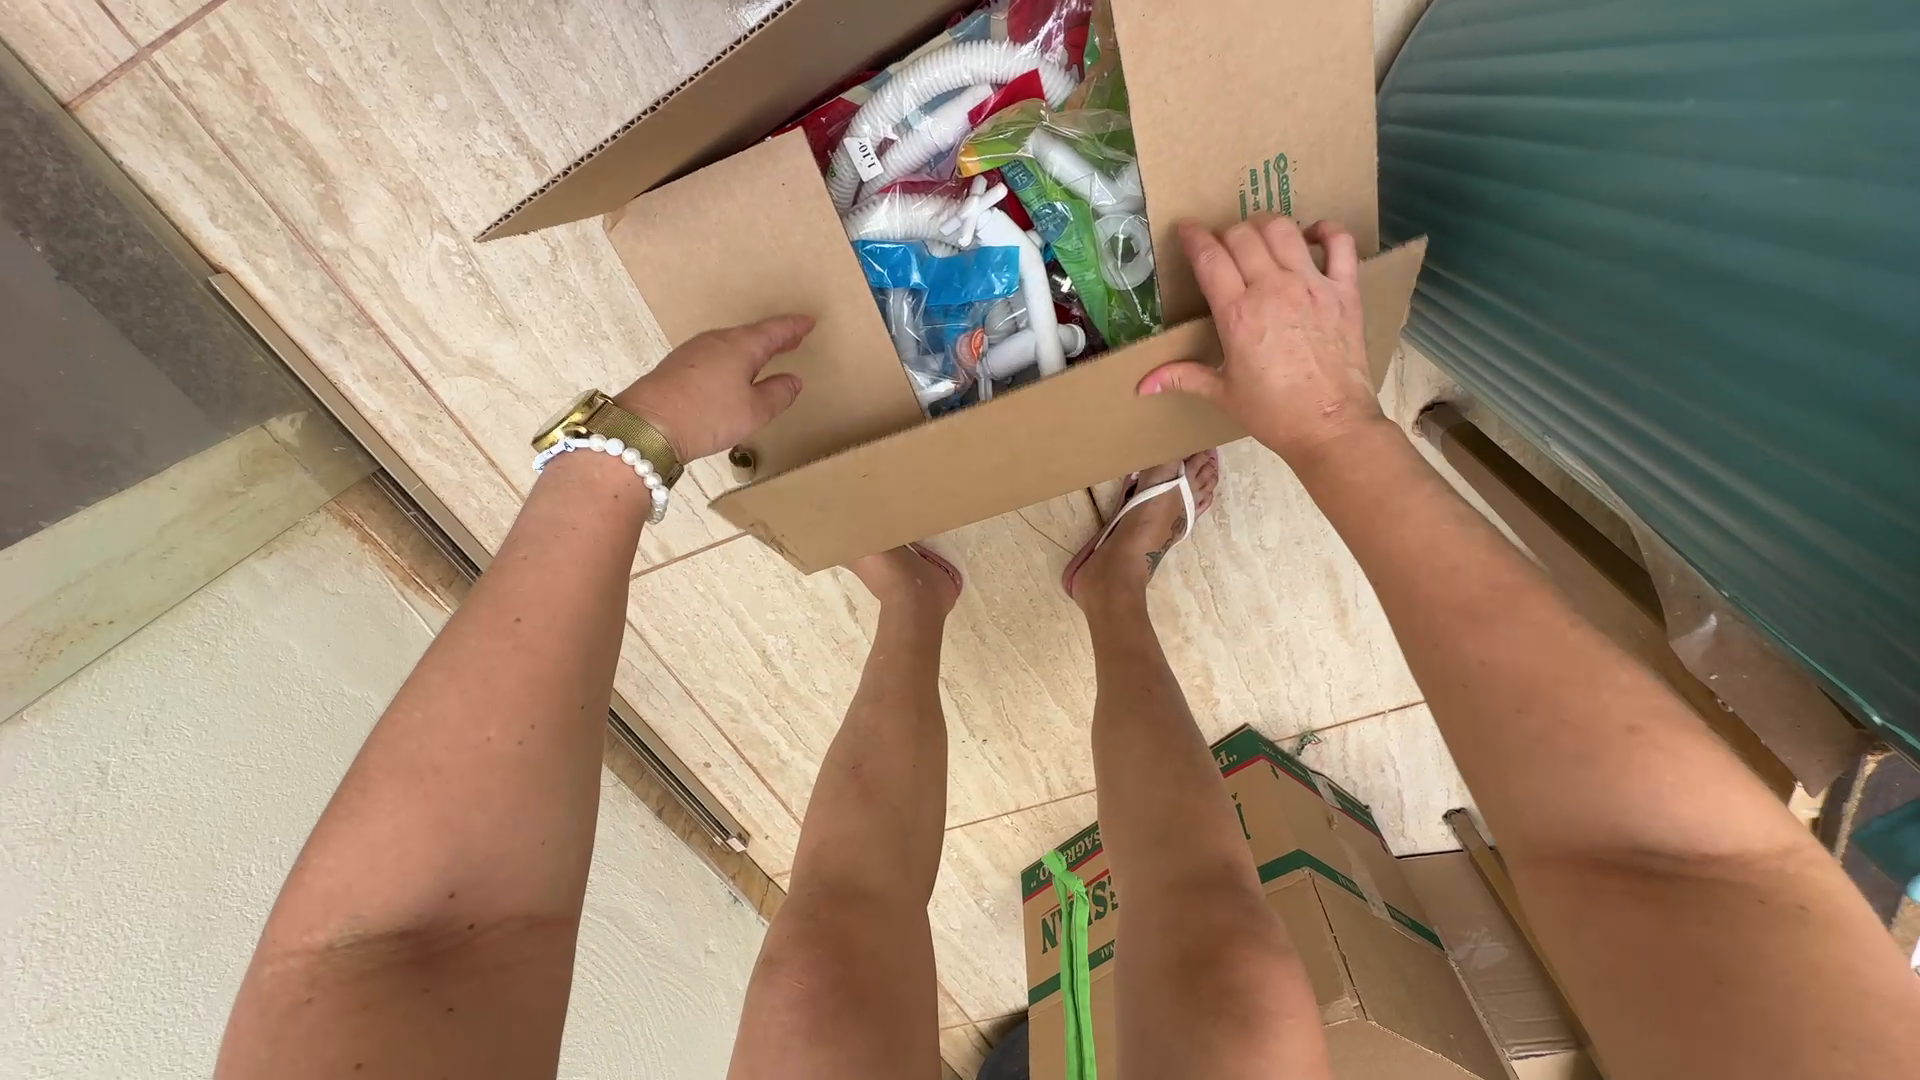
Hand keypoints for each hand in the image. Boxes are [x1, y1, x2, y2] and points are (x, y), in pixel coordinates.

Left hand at [614, 315, 812, 462]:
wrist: (648, 425)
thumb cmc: (707, 415)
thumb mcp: (754, 411)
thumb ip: (778, 394)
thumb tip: (793, 381)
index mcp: (741, 346)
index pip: (774, 331)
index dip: (793, 327)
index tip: (808, 322)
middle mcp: (717, 341)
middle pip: (751, 334)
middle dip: (774, 337)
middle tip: (793, 337)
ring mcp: (694, 352)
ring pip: (731, 344)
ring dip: (752, 348)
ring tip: (767, 354)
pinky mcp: (678, 367)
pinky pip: (714, 355)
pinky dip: (732, 358)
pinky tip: (733, 371)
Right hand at [1139, 215, 1386, 463]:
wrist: (1330, 425)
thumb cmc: (1273, 413)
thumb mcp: (1222, 393)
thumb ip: (1182, 377)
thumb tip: (1142, 386)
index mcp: (1237, 315)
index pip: (1210, 258)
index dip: (1194, 238)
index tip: (1187, 230)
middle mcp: (1273, 290)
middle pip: (1243, 236)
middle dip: (1226, 233)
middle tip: (1221, 246)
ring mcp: (1311, 286)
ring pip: (1283, 230)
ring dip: (1265, 225)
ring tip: (1257, 236)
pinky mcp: (1344, 291)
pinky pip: (1339, 242)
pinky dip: (1325, 230)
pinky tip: (1311, 235)